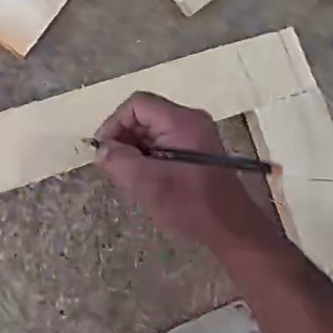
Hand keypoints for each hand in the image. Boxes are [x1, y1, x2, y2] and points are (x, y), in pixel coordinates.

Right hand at [94, 93, 286, 258]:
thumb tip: (101, 150)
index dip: (115, 123)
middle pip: (146, 115)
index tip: (104, 150)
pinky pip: (165, 142)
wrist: (230, 227)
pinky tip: (145, 179)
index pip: (137, 104)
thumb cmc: (190, 204)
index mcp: (181, 120)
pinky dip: (150, 156)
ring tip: (128, 175)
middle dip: (125, 137)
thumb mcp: (147, 183)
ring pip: (154, 130)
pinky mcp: (198, 150)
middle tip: (113, 165)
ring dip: (136, 149)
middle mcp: (191, 120)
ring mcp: (197, 134)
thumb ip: (119, 161)